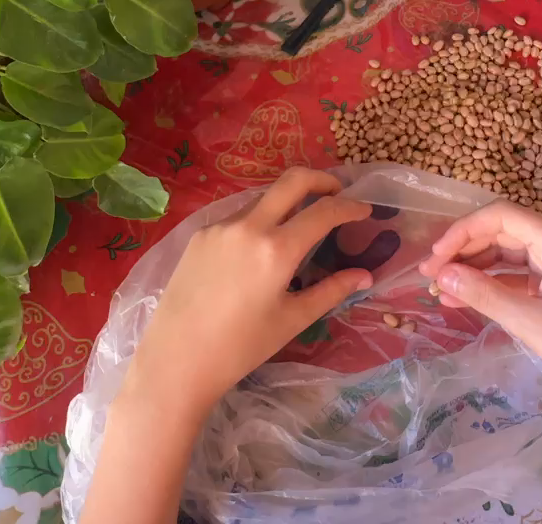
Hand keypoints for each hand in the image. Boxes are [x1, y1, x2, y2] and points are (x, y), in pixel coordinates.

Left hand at [123, 167, 372, 418]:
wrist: (175, 362)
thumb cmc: (240, 348)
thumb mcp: (292, 320)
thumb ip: (331, 290)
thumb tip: (366, 274)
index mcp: (276, 249)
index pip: (324, 211)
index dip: (350, 206)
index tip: (365, 209)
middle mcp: (249, 226)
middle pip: (293, 179)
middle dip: (322, 179)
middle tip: (338, 192)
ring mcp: (221, 225)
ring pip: (264, 197)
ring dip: (289, 201)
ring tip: (300, 224)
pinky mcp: (201, 233)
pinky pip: (240, 215)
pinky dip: (260, 220)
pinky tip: (260, 248)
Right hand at [417, 201, 541, 414]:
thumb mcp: (531, 324)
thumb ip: (483, 294)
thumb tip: (440, 274)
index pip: (502, 215)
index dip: (464, 230)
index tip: (435, 255)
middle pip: (503, 231)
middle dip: (465, 249)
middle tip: (429, 273)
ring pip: (508, 252)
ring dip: (475, 267)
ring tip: (439, 287)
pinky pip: (519, 273)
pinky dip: (493, 283)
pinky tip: (463, 297)